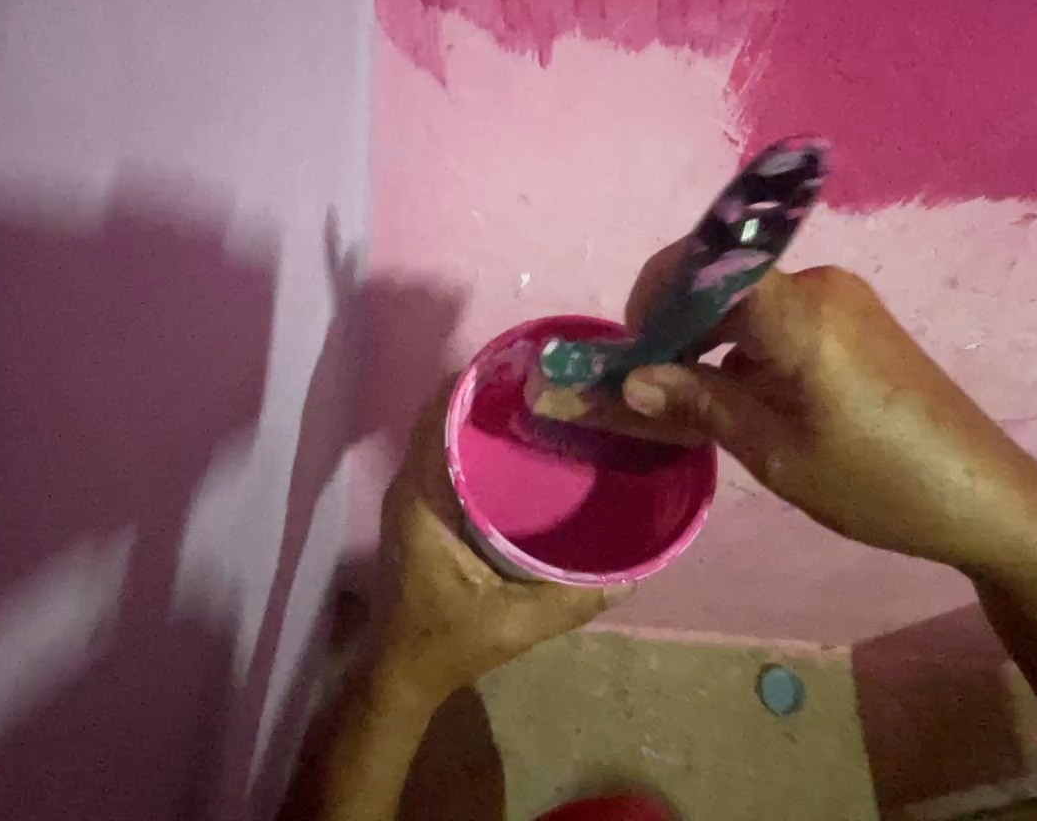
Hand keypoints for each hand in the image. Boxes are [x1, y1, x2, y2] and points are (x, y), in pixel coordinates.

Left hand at [372, 387, 630, 703]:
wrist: (403, 672)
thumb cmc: (450, 642)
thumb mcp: (516, 623)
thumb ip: (573, 599)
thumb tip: (633, 572)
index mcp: (423, 498)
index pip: (437, 416)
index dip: (473, 382)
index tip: (521, 366)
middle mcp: (411, 484)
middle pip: (442, 413)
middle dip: (487, 391)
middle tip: (545, 382)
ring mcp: (413, 493)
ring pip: (442, 430)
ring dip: (481, 412)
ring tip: (538, 402)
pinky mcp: (422, 504)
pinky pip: (445, 451)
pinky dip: (474, 436)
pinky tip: (519, 444)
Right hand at [616, 246, 1036, 574]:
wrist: (986, 499)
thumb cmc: (878, 482)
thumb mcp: (776, 451)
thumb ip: (698, 403)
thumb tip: (629, 380)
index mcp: (800, 311)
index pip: (704, 266)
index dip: (655, 296)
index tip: (633, 351)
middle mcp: (819, 286)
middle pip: (721, 285)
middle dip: (675, 328)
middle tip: (648, 389)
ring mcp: (840, 300)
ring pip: (745, 305)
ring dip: (708, 343)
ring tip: (688, 404)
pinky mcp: (853, 319)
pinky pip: (777, 319)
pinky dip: (743, 350)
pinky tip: (739, 398)